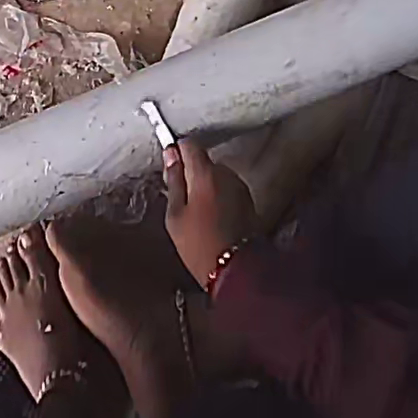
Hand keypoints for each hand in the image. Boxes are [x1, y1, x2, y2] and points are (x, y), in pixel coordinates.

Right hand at [163, 137, 257, 287]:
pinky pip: (226, 188)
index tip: (169, 165)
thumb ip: (173, 180)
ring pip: (216, 174)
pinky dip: (217, 195)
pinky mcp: (248, 200)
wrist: (237, 272)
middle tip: (180, 196)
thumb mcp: (175, 214)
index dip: (176, 151)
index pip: (189, 144)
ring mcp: (239, 187)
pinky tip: (211, 216)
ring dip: (205, 183)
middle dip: (191, 171)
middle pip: (204, 160)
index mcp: (205, 174)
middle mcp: (226, 174)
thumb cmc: (199, 245)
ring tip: (196, 210)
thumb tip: (170, 154)